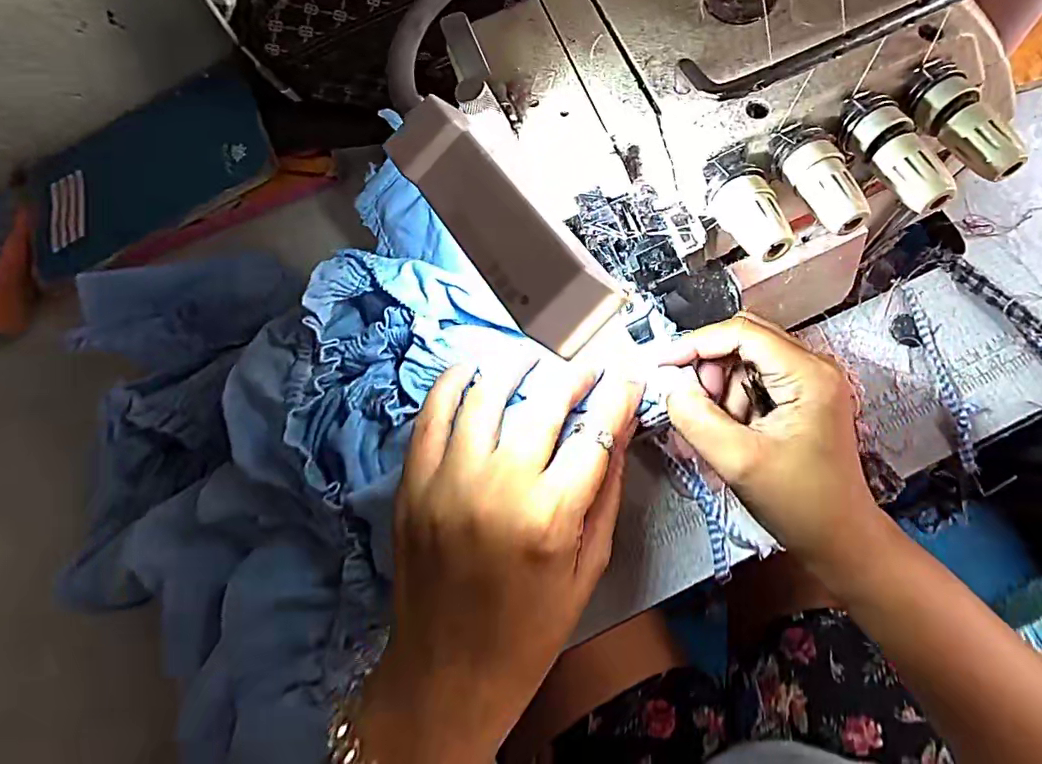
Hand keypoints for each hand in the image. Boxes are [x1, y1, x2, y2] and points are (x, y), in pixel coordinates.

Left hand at [359, 359, 641, 761]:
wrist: (447, 676)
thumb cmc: (533, 626)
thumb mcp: (591, 561)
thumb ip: (609, 486)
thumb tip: (623, 422)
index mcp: (551, 515)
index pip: (597, 428)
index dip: (619, 393)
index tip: (628, 378)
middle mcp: (499, 487)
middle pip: (546, 397)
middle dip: (578, 374)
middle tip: (589, 373)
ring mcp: (448, 481)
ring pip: (488, 390)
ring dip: (520, 365)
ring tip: (539, 365)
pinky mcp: (413, 483)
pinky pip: (433, 411)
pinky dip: (457, 381)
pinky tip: (480, 373)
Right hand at [652, 315, 878, 568]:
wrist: (841, 539)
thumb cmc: (805, 506)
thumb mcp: (740, 462)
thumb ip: (697, 419)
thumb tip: (671, 387)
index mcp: (809, 373)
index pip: (743, 332)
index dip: (698, 343)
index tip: (667, 364)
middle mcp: (814, 367)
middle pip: (744, 342)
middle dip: (712, 372)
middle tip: (697, 408)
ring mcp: (811, 380)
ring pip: (746, 362)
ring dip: (723, 393)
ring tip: (724, 435)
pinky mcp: (804, 396)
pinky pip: (757, 381)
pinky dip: (736, 403)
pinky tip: (736, 435)